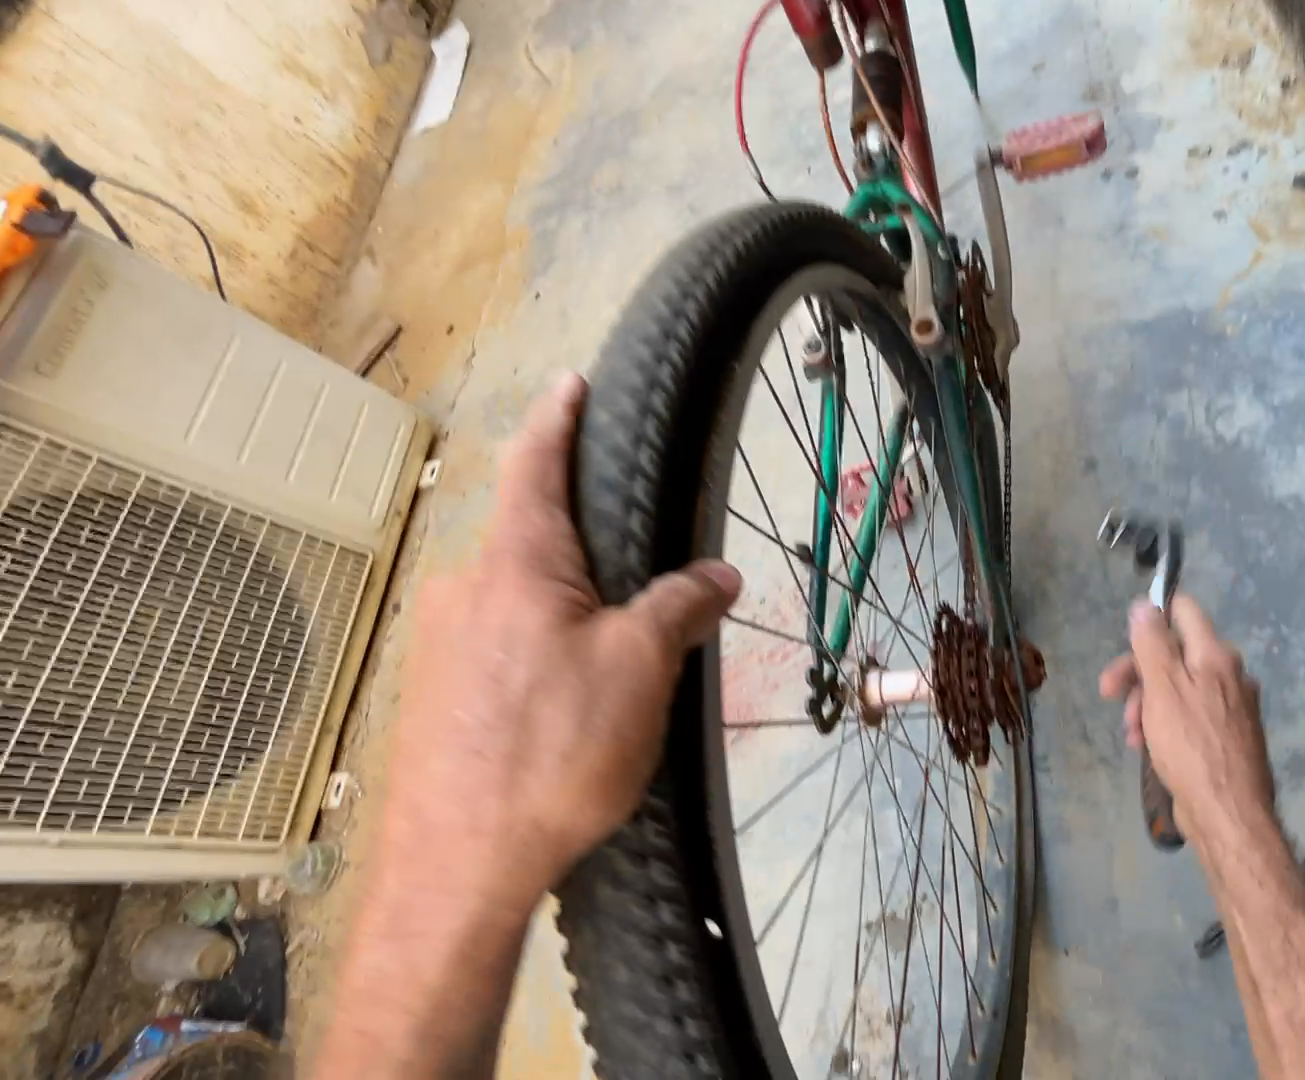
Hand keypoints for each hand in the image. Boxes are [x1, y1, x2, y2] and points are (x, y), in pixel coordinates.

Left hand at [380, 372, 740, 904]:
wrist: (457, 869)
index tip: (571, 382)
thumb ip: (681, 607)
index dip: (557, 419)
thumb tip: (722, 575)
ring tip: (621, 642)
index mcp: (515, 566)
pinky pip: (504, 639)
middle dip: (585, 536)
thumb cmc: (555, 747)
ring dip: (571, 600)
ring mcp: (442, 645)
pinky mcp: (438, 695)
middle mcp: (467, 591)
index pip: (534, 466)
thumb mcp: (641, 669)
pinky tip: (575, 691)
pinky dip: (547, 640)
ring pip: (521, 595)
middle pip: (532, 535)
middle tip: (643, 563)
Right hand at [1098, 596, 1273, 832]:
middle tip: (1108, 693)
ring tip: (1130, 733)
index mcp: (1215, 655)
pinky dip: (1164, 723)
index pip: (1184, 610)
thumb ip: (1152, 643)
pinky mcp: (1226, 735)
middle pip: (1174, 653)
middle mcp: (1228, 674)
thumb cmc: (1190, 745)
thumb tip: (1144, 605)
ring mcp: (1230, 706)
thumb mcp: (1162, 688)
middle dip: (1137, 672)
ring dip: (1146, 702)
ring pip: (1177, 687)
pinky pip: (1188, 715)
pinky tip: (1147, 746)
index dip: (1152, 617)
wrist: (1228, 813)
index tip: (1126, 641)